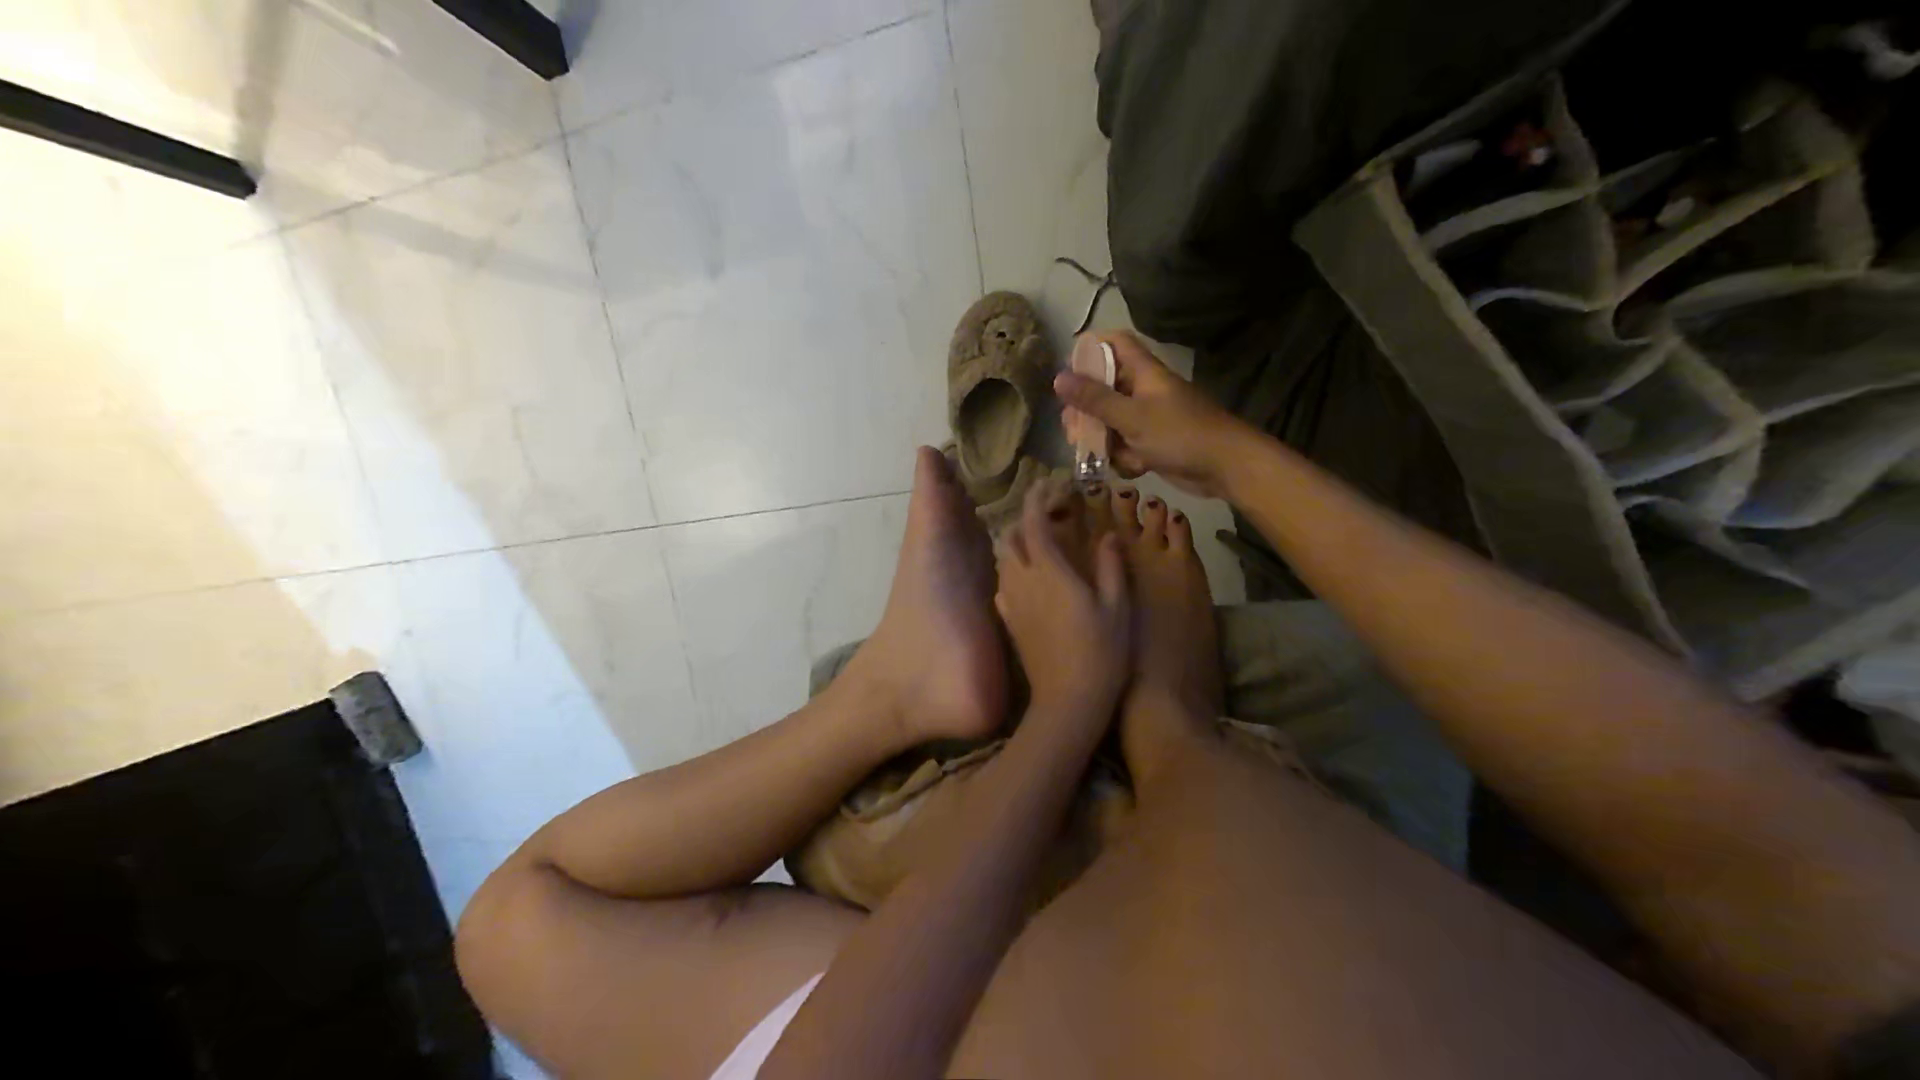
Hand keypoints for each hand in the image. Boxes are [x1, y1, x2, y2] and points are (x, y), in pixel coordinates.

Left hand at [994, 482, 1129, 717]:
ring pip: (1003, 560)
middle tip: (1051, 517)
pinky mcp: (1008, 622)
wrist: (1068, 702)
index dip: (1039, 498)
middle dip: (1025, 519)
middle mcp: (1022, 580)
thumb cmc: (1101, 653)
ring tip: (1044, 544)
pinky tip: (1032, 579)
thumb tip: (1107, 537)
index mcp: (1049, 571)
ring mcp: (1011, 602)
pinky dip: (1014, 572)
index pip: (1033, 521)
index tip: (1050, 485)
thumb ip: (1111, 567)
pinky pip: (1003, 586)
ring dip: (1018, 544)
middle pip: (1010, 536)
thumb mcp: (1118, 607)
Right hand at [1053, 331, 1256, 497]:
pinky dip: (1126, 457)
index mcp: (1144, 372)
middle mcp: (1145, 391)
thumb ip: (1094, 399)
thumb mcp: (1132, 417)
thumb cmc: (1180, 434)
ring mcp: (1150, 418)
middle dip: (1087, 410)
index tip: (1068, 370)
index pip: (1115, 343)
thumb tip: (1058, 378)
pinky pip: (1127, 445)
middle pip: (1105, 388)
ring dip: (1104, 440)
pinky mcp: (1154, 444)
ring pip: (1112, 422)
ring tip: (1100, 455)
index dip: (1091, 348)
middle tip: (1073, 428)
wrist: (1226, 467)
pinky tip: (1134, 468)